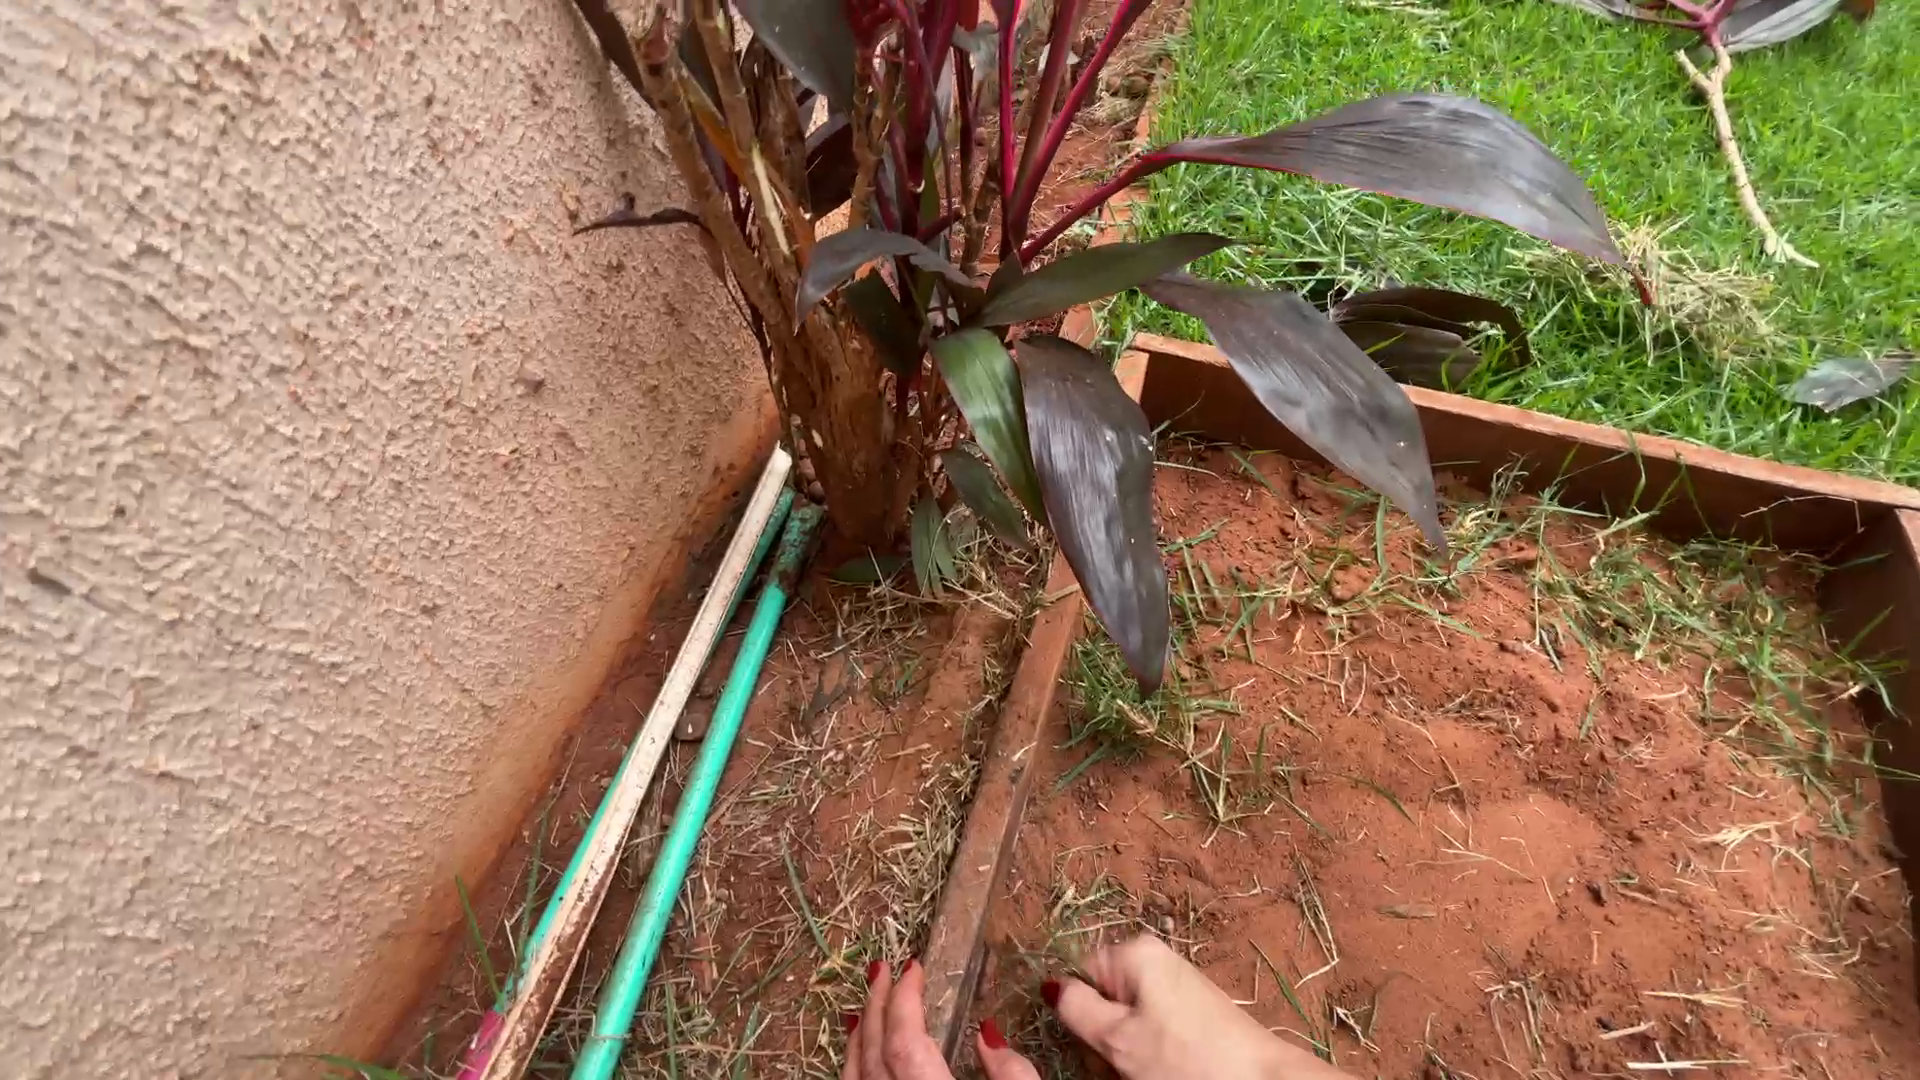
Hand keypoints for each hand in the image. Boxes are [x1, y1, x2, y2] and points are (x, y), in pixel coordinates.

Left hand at [843, 958, 1039, 1079]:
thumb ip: (1012, 1073)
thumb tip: (988, 1033)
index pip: (905, 1040)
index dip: (904, 999)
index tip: (913, 966)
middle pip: (874, 1054)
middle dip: (877, 1006)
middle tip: (882, 969)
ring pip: (855, 1078)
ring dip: (860, 1037)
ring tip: (865, 1005)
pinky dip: (854, 1070)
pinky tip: (859, 1059)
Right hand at [1046, 936, 1354, 1079]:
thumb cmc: (1187, 1062)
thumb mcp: (1120, 1041)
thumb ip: (1078, 1009)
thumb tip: (1051, 985)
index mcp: (1134, 950)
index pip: (1081, 969)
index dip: (1078, 1008)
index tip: (1090, 1043)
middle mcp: (1156, 956)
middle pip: (1106, 991)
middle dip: (1105, 1028)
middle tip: (1118, 1062)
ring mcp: (1179, 982)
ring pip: (1130, 1013)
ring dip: (1128, 1043)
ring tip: (1145, 1069)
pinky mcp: (1197, 1009)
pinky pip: (1155, 1023)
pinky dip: (1152, 1047)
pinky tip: (1165, 1069)